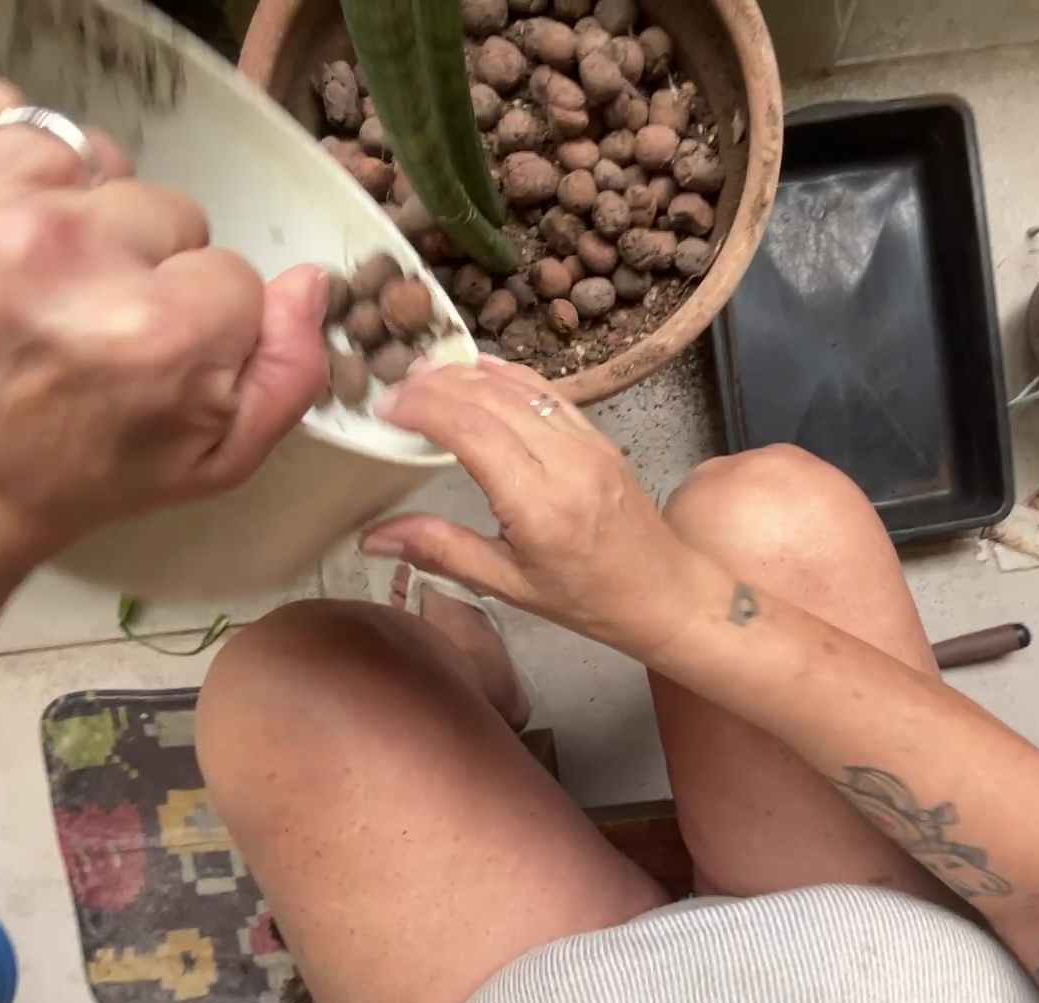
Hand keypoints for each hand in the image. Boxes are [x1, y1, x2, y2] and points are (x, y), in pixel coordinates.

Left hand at [0, 77, 329, 585]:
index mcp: (156, 333)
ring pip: (95, 160)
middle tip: (95, 321)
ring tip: (42, 275)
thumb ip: (291, 375)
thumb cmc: (82, 477)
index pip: (235, 273)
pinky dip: (10, 155)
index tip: (157, 355)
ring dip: (85, 210)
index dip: (207, 316)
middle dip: (151, 263)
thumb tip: (313, 281)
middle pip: (170, 210)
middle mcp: (68, 252)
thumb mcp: (220, 461)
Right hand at [359, 357, 722, 654]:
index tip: (385, 407)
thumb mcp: (510, 586)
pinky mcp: (601, 436)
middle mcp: (566, 461)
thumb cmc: (587, 599)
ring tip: (426, 372)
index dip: (424, 409)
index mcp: (540, 504)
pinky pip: (550, 393)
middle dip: (437, 384)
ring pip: (521, 388)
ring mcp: (589, 443)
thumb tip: (372, 537)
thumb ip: (443, 551)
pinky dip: (511, 374)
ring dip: (470, 373)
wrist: (666, 592)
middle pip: (492, 399)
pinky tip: (481, 368)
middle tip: (396, 384)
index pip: (472, 432)